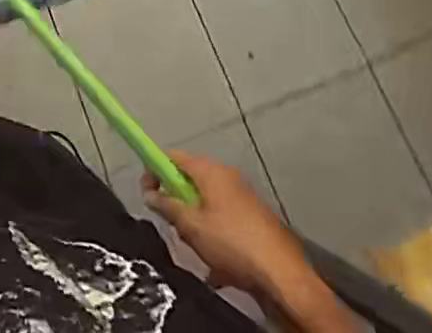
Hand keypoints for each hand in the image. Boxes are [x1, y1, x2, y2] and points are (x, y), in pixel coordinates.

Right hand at [142, 151, 308, 294]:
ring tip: (194, 244)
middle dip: (177, 199)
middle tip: (171, 222)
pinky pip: (224, 216)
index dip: (155, 170)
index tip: (148, 192)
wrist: (284, 276)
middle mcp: (227, 175)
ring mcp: (244, 196)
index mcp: (210, 170)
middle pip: (190, 178)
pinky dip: (214, 231)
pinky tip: (215, 261)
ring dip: (195, 219)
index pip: (173, 156)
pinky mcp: (256, 217)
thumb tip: (150, 193)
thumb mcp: (191, 226)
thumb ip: (167, 206)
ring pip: (207, 200)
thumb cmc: (232, 243)